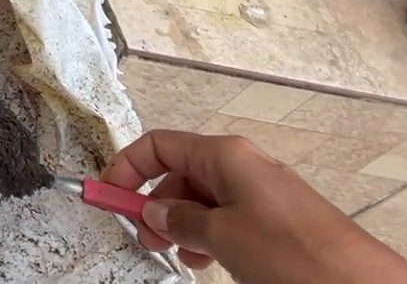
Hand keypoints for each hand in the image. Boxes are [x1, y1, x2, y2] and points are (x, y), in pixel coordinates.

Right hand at [102, 130, 406, 283]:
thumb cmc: (297, 258)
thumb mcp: (223, 237)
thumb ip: (179, 219)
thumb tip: (154, 210)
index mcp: (225, 155)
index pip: (158, 145)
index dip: (128, 167)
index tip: (109, 193)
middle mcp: (244, 167)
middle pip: (180, 173)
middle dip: (155, 201)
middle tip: (143, 235)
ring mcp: (266, 196)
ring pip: (205, 200)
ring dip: (182, 223)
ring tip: (179, 254)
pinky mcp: (284, 225)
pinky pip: (231, 219)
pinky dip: (211, 236)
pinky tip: (211, 262)